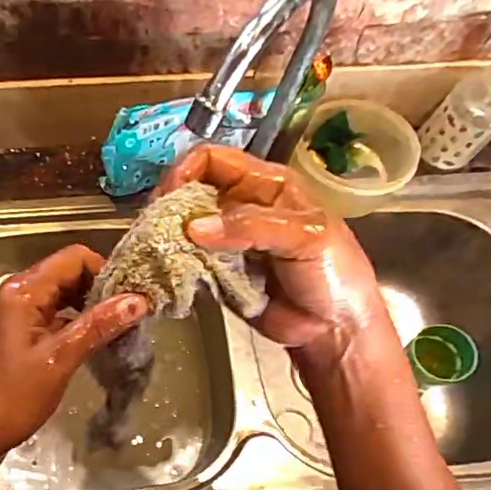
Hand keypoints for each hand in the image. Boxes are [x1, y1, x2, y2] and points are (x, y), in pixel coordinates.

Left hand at [0, 245, 148, 457]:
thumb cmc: (13, 397)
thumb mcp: (59, 359)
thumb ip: (98, 326)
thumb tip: (138, 300)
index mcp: (23, 291)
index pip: (74, 258)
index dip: (106, 271)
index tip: (132, 296)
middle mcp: (20, 294)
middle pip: (70, 274)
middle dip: (102, 289)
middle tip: (133, 313)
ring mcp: (20, 314)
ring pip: (66, 295)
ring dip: (94, 307)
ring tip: (122, 327)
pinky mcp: (24, 334)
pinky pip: (59, 315)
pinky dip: (80, 323)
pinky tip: (101, 340)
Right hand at [161, 144, 386, 356]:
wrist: (333, 328)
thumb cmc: (333, 274)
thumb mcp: (302, 237)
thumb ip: (251, 227)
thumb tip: (195, 227)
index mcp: (266, 186)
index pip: (214, 161)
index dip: (186, 171)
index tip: (169, 197)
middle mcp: (241, 208)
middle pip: (191, 193)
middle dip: (171, 206)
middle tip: (157, 228)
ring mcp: (227, 243)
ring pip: (185, 229)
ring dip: (169, 238)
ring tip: (158, 251)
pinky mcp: (217, 274)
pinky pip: (188, 262)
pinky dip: (175, 265)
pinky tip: (168, 270)